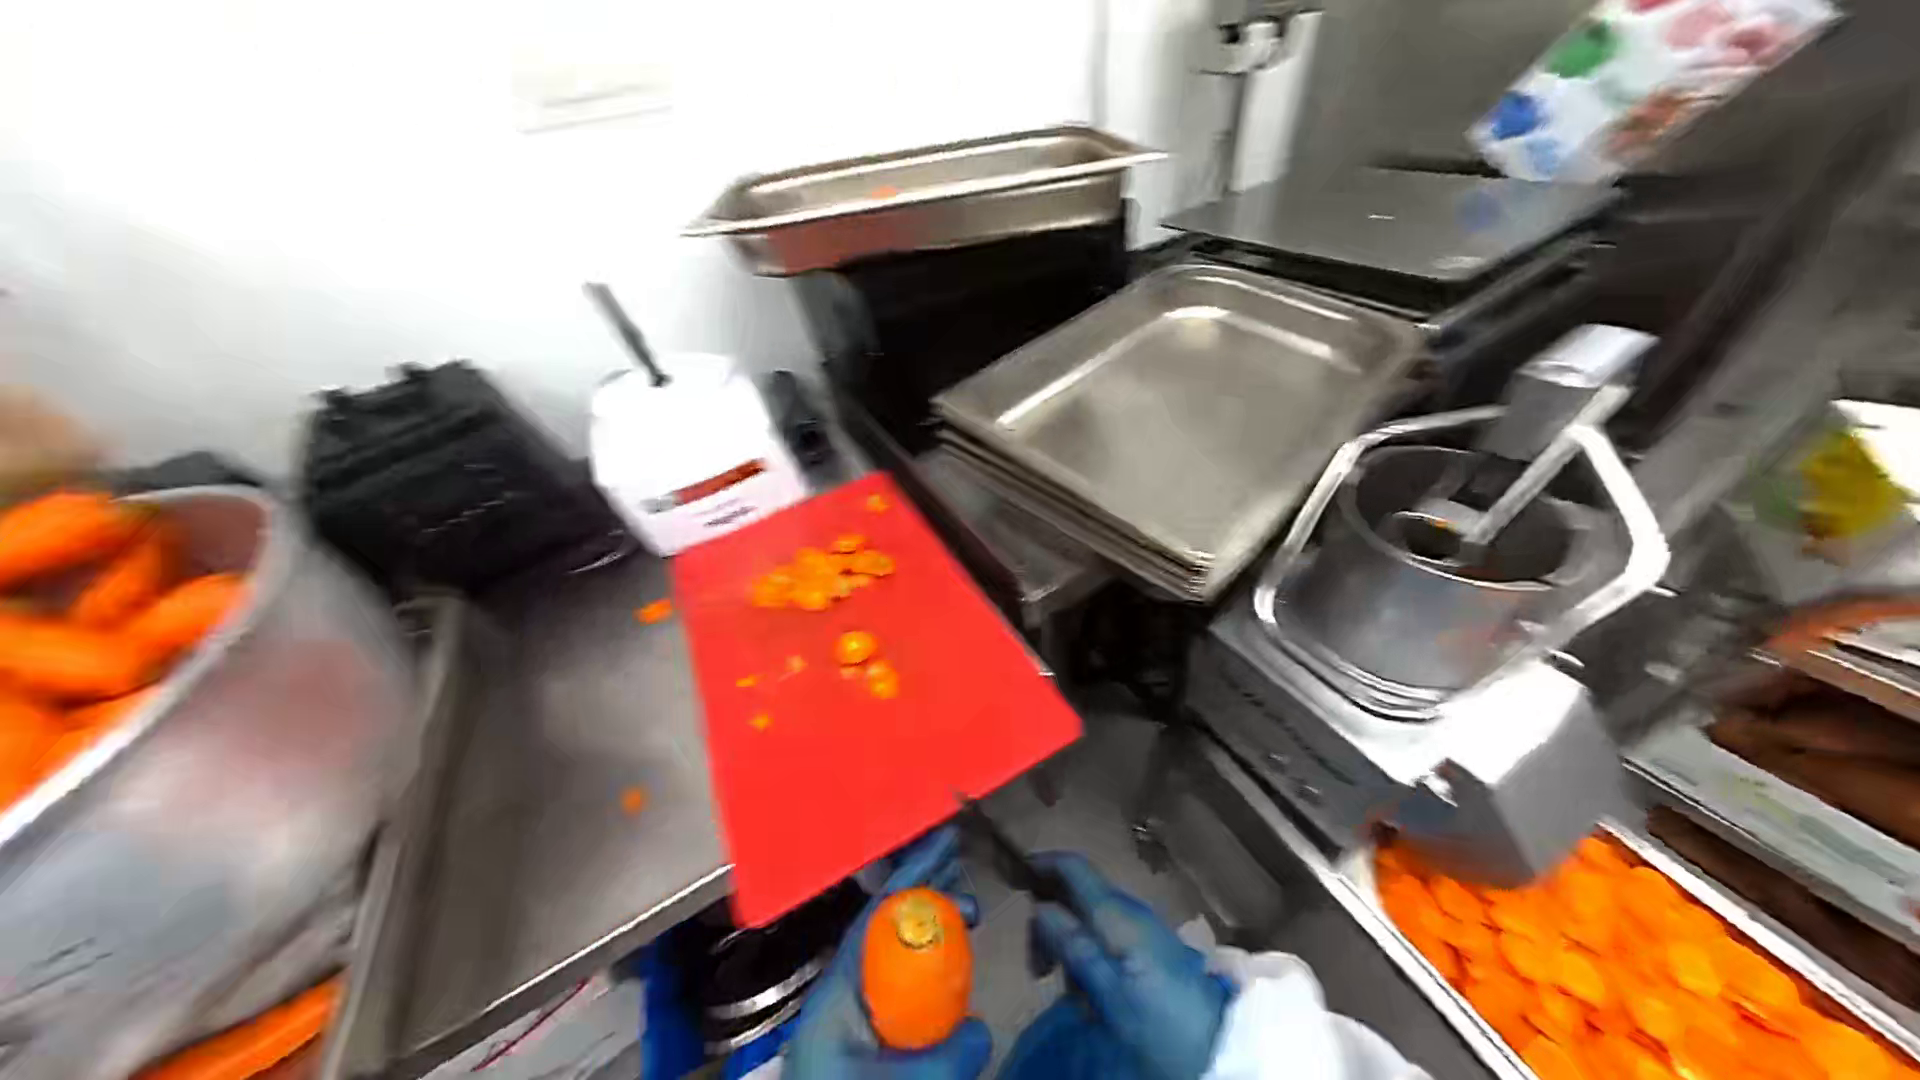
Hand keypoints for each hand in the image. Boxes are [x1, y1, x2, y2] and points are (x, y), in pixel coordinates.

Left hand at [785, 827, 992, 1079]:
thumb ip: (939, 1063)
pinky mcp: (872, 1041)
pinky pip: (905, 988)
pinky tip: (955, 961)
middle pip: (886, 926)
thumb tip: (981, 1029)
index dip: (911, 879)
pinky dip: (932, 966)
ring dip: (931, 923)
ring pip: (896, 952)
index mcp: (836, 995)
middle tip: (963, 864)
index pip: (875, 918)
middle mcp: (845, 994)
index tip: (943, 847)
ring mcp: (858, 1018)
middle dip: (924, 889)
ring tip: (967, 902)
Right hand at [1026, 853, 1229, 1079]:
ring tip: (1068, 990)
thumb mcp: (1111, 996)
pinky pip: (1108, 937)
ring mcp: (1144, 928)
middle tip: (1039, 968)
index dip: (1044, 863)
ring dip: (1070, 944)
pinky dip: (1090, 955)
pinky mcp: (1153, 948)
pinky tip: (1092, 992)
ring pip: (1091, 918)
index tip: (1016, 874)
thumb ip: (1075, 948)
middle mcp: (1130, 911)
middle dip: (1052, 921)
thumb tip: (1040, 909)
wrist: (1223, 1050)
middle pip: (1078, 894)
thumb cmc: (1163, 1027)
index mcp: (1118, 915)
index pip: (1075, 868)